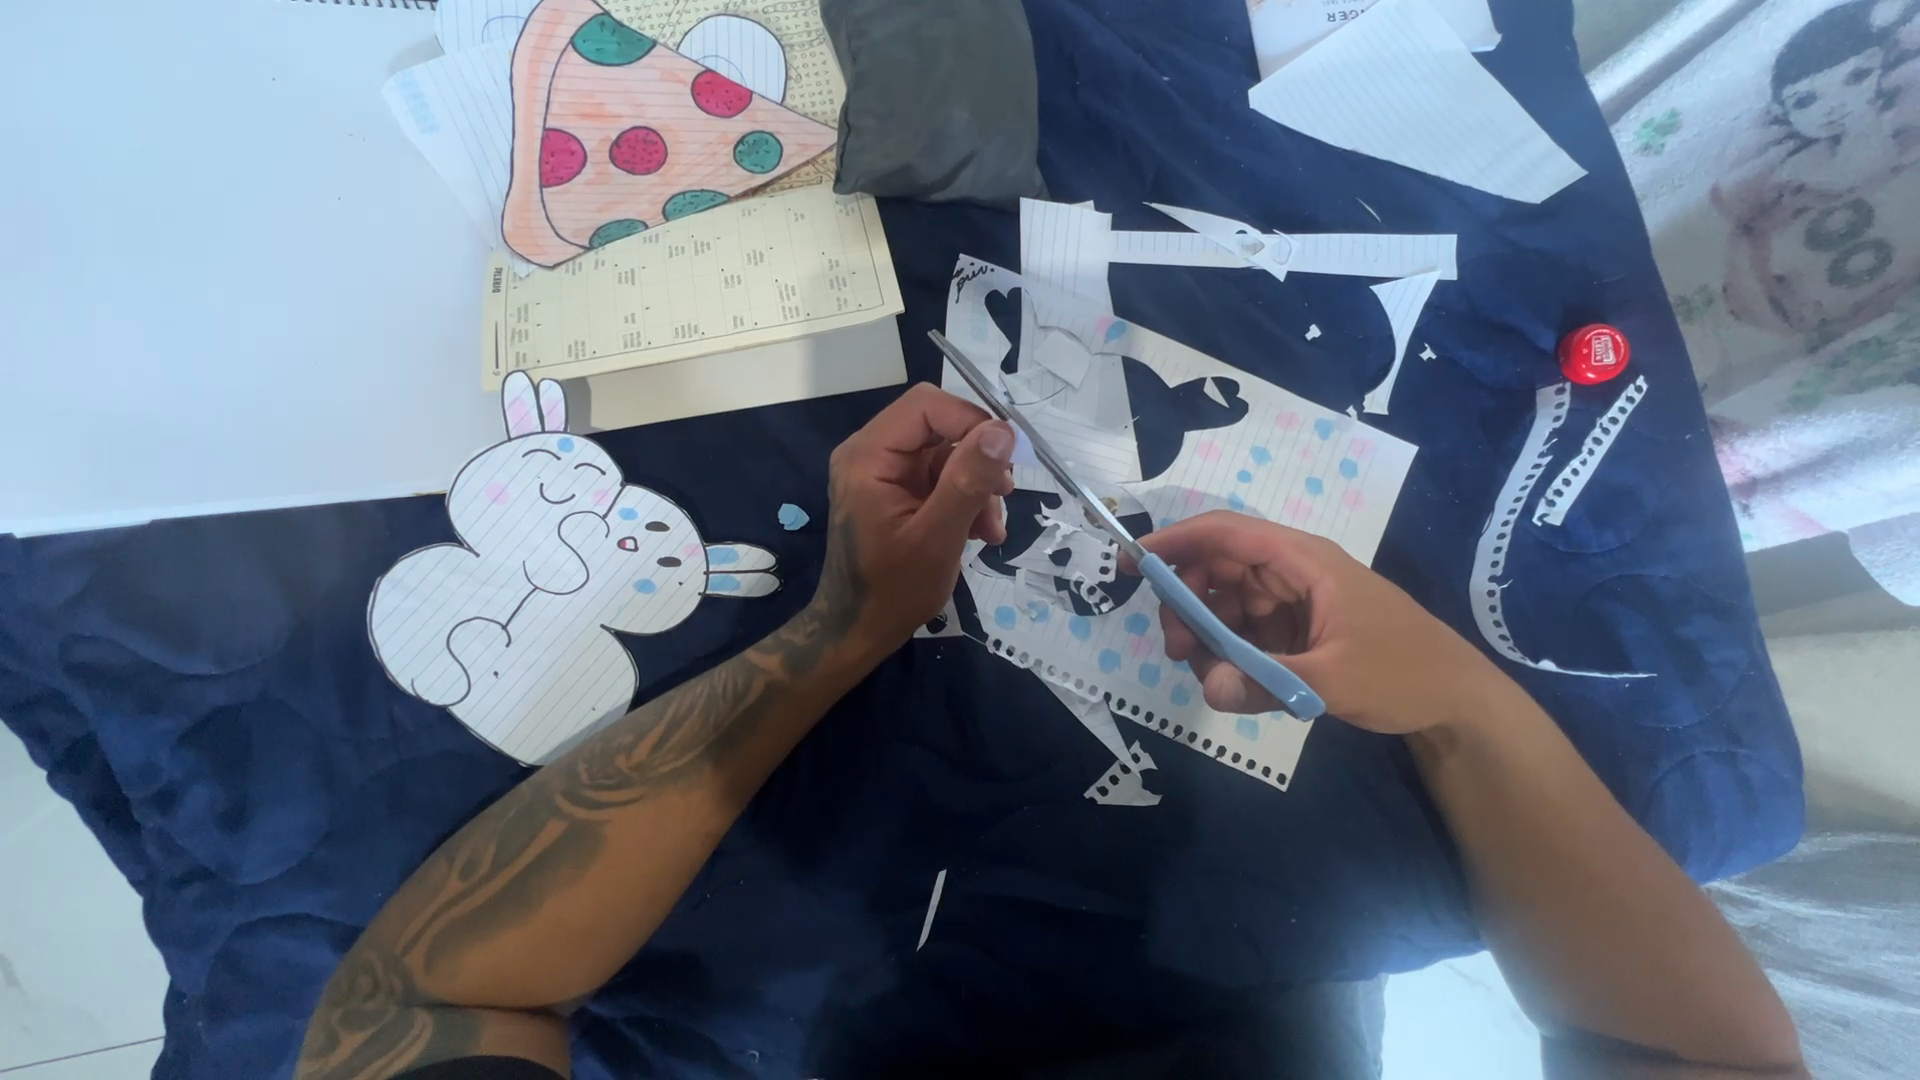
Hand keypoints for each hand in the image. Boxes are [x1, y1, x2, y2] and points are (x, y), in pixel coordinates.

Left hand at [813, 383, 1015, 656]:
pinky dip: (965, 501)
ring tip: (993, 528)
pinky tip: (982, 534)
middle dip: (978, 460)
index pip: (927, 406)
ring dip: (978, 487)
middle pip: (939, 427)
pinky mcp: (896, 493)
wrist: (859, 632)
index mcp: (868, 456)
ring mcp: (883, 474)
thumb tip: (1003, 431)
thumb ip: (968, 481)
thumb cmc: (892, 591)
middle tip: (1006, 493)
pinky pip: (940, 480)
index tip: (1006, 458)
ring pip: (947, 455)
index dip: (972, 422)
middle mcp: (871, 454)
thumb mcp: (937, 537)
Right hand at [1137, 511, 1509, 734]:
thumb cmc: (1406, 673)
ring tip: (1203, 671)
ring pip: (1225, 601)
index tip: (1135, 563)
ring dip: (1203, 631)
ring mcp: (1292, 600)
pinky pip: (1243, 629)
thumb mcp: (1335, 681)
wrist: (1458, 702)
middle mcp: (1292, 572)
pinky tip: (1229, 679)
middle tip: (1175, 648)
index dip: (1176, 541)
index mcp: (1304, 561)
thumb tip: (1207, 688)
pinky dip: (1226, 650)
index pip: (1226, 533)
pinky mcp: (1294, 628)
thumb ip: (1267, 684)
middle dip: (1185, 602)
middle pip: (1217, 567)